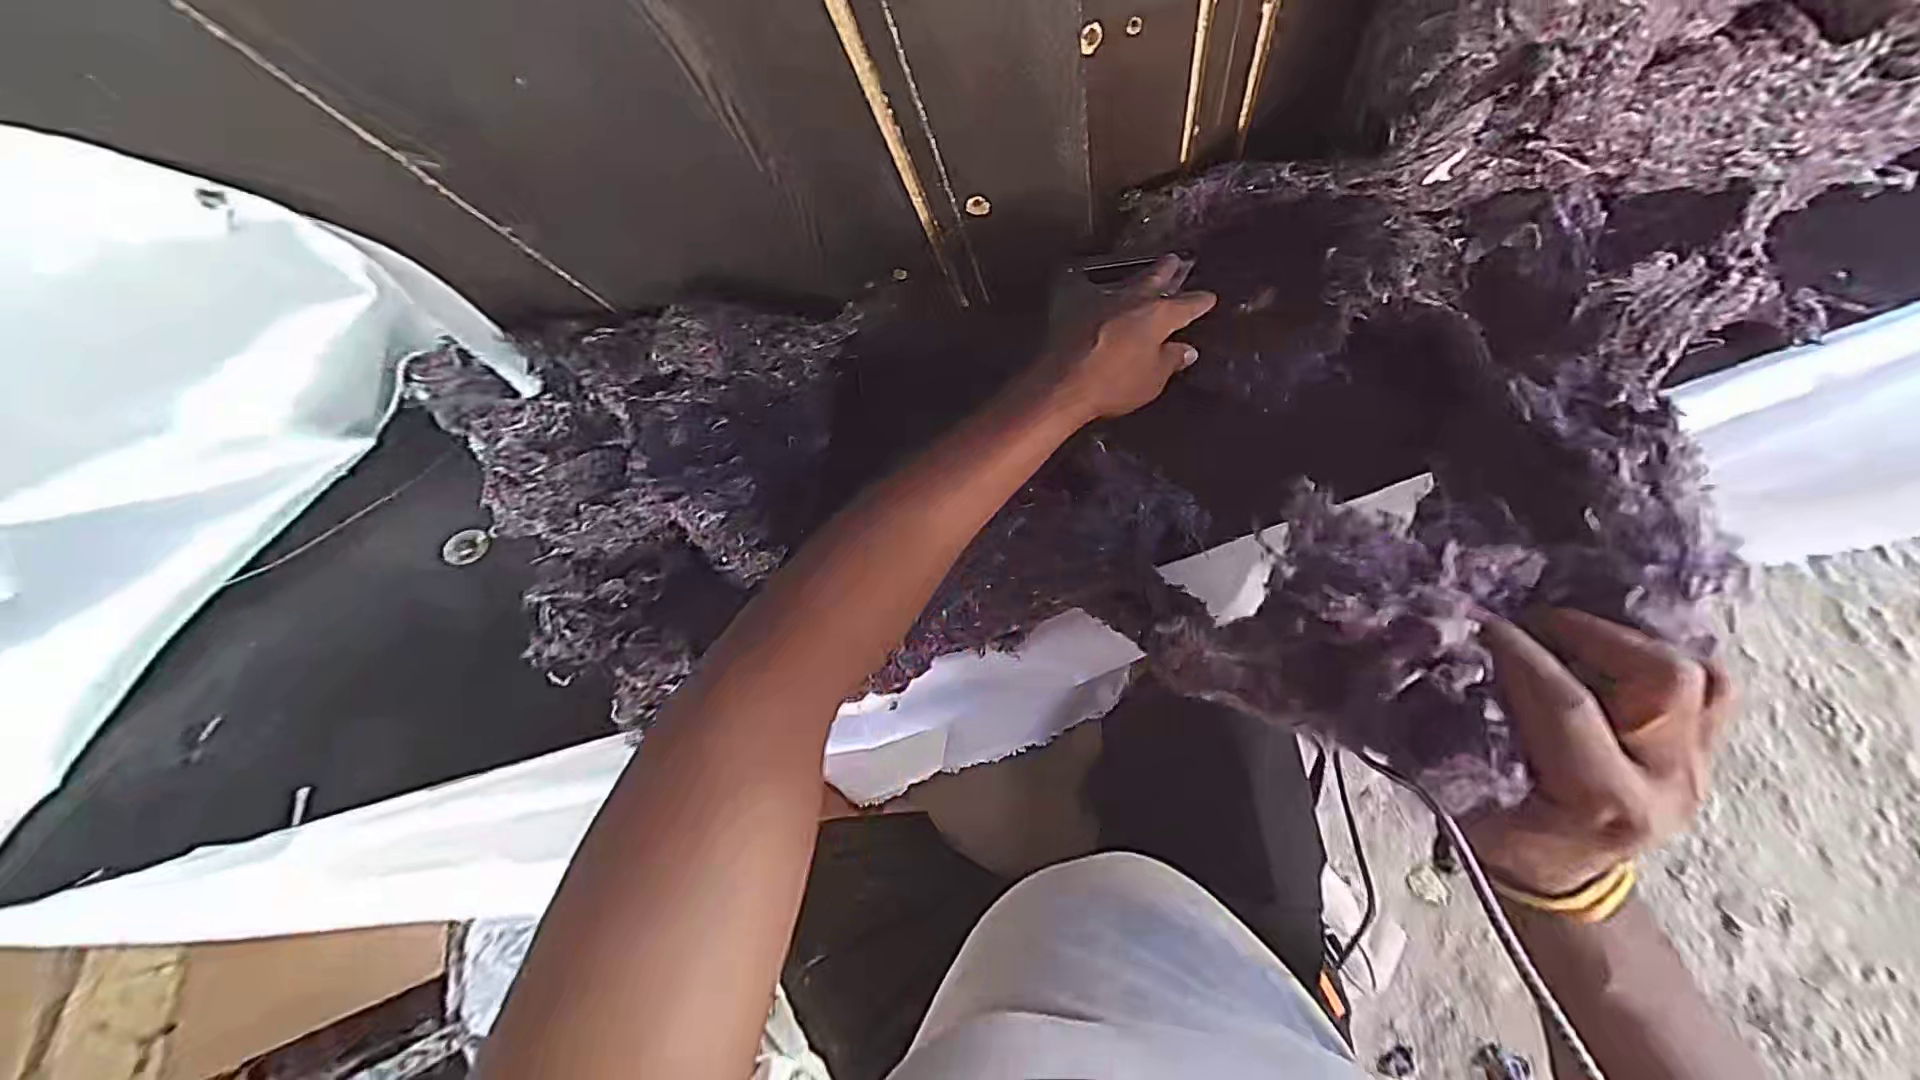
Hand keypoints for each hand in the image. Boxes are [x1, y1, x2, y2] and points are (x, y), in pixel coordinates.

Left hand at [1032, 254, 1216, 421]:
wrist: (1062, 385)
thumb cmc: (1111, 383)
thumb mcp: (1153, 379)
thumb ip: (1170, 361)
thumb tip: (1184, 351)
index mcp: (1158, 315)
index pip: (1188, 305)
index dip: (1200, 302)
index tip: (1208, 298)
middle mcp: (1131, 301)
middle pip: (1155, 280)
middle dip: (1168, 271)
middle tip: (1176, 260)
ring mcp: (1100, 303)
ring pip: (1126, 283)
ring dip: (1138, 277)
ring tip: (1146, 274)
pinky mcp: (1073, 311)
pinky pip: (1093, 294)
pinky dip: (1102, 292)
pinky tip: (1098, 292)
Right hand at [1467, 608, 1736, 895]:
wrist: (1556, 873)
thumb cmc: (1497, 834)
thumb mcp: (1462, 791)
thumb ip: (1457, 729)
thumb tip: (1437, 661)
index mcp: (1602, 801)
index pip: (1568, 704)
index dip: (1518, 651)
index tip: (1477, 622)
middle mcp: (1666, 782)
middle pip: (1662, 678)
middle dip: (1589, 633)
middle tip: (1529, 621)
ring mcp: (1698, 768)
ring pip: (1698, 675)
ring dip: (1626, 640)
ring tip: (1566, 632)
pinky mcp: (1704, 752)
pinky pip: (1707, 686)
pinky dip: (1655, 655)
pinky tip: (1603, 649)